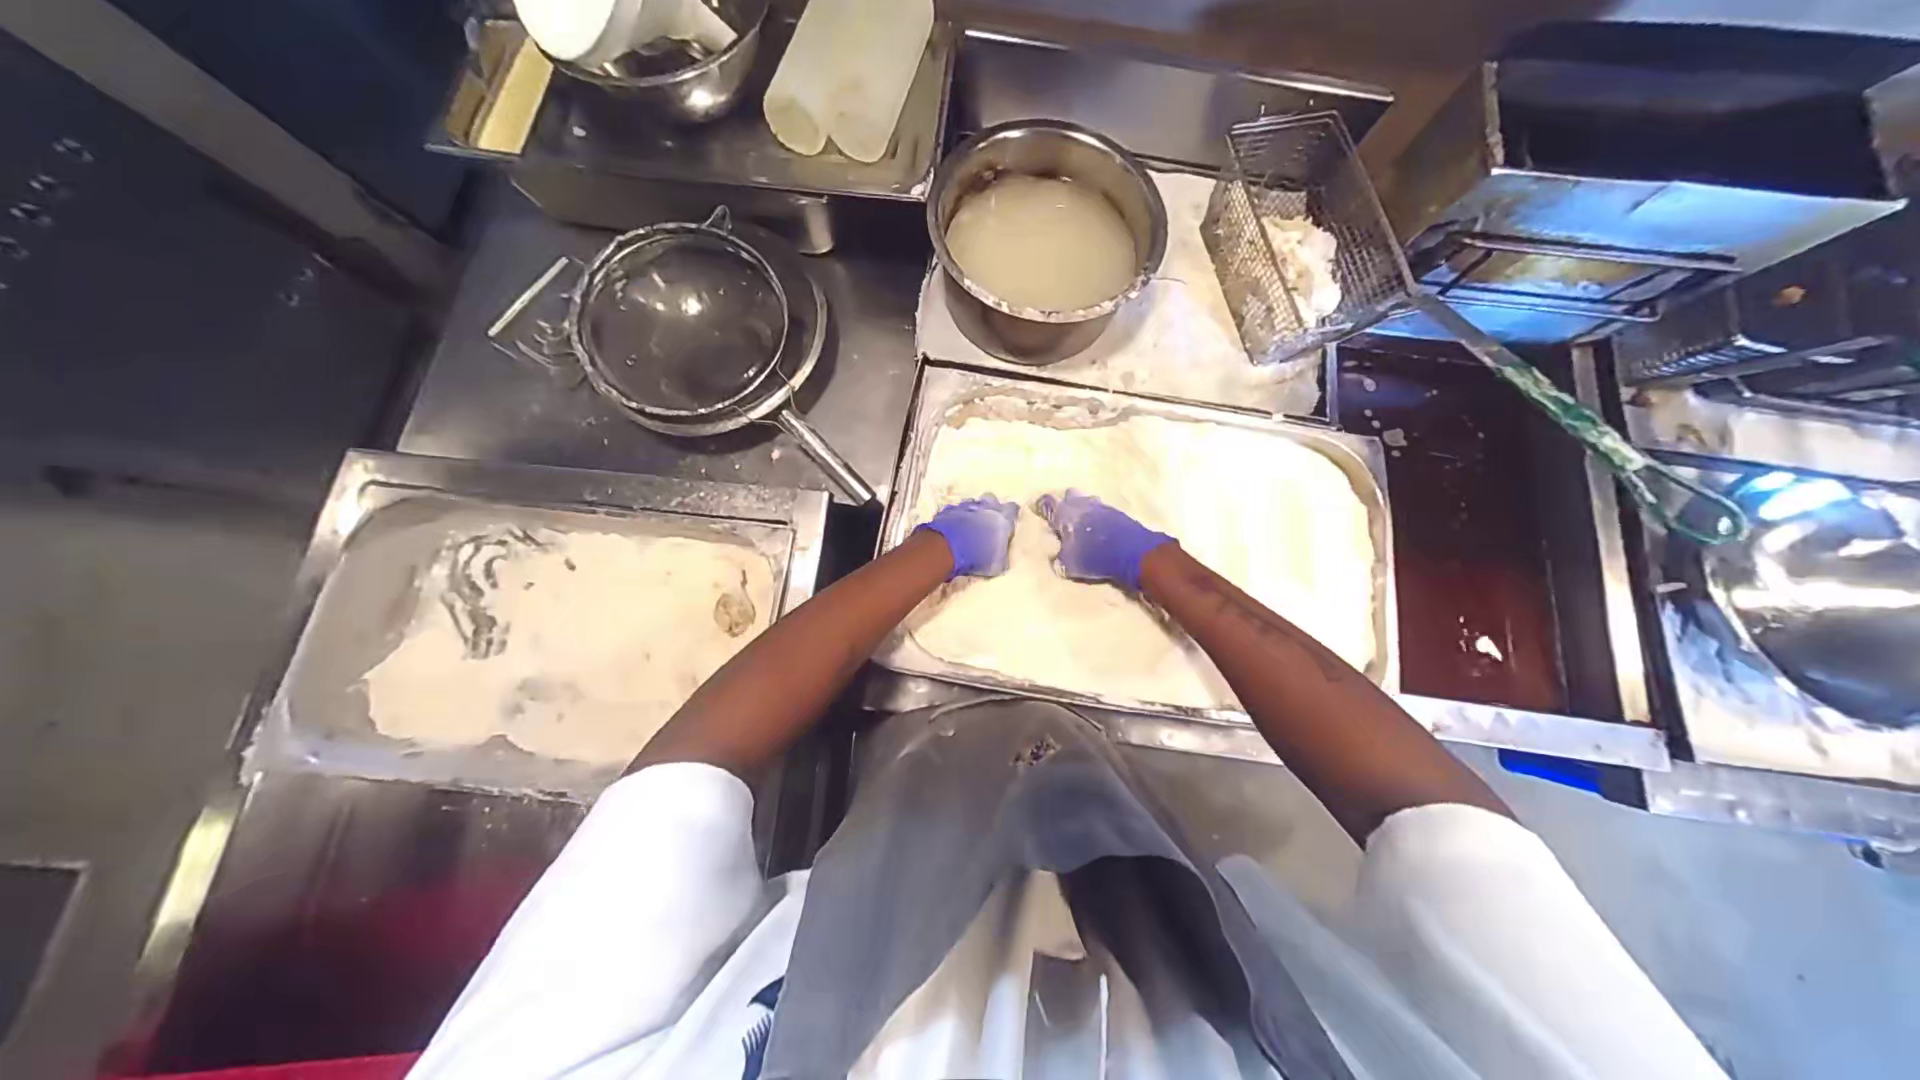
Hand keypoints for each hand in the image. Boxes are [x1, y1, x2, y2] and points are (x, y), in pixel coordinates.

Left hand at [914, 495, 1020, 578]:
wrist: (945, 549)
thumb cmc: (977, 557)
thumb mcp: (998, 564)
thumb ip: (1003, 554)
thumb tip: (1003, 553)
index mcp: (1002, 517)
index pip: (1013, 509)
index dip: (1010, 516)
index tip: (1007, 525)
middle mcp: (985, 506)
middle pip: (991, 500)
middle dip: (990, 509)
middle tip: (988, 524)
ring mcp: (965, 506)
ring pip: (972, 504)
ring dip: (972, 513)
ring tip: (968, 528)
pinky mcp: (947, 510)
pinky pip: (955, 511)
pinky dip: (956, 517)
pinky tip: (953, 529)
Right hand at [1035, 490, 1173, 590]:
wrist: (1133, 552)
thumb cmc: (1094, 556)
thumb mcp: (1069, 565)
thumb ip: (1059, 559)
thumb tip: (1055, 558)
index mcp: (1064, 513)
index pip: (1046, 502)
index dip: (1040, 505)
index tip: (1036, 509)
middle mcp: (1081, 504)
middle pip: (1068, 496)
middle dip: (1063, 503)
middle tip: (1060, 516)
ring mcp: (1101, 506)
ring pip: (1086, 501)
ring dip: (1081, 508)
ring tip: (1080, 522)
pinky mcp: (1117, 513)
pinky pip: (1100, 510)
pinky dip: (1096, 516)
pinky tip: (1097, 527)